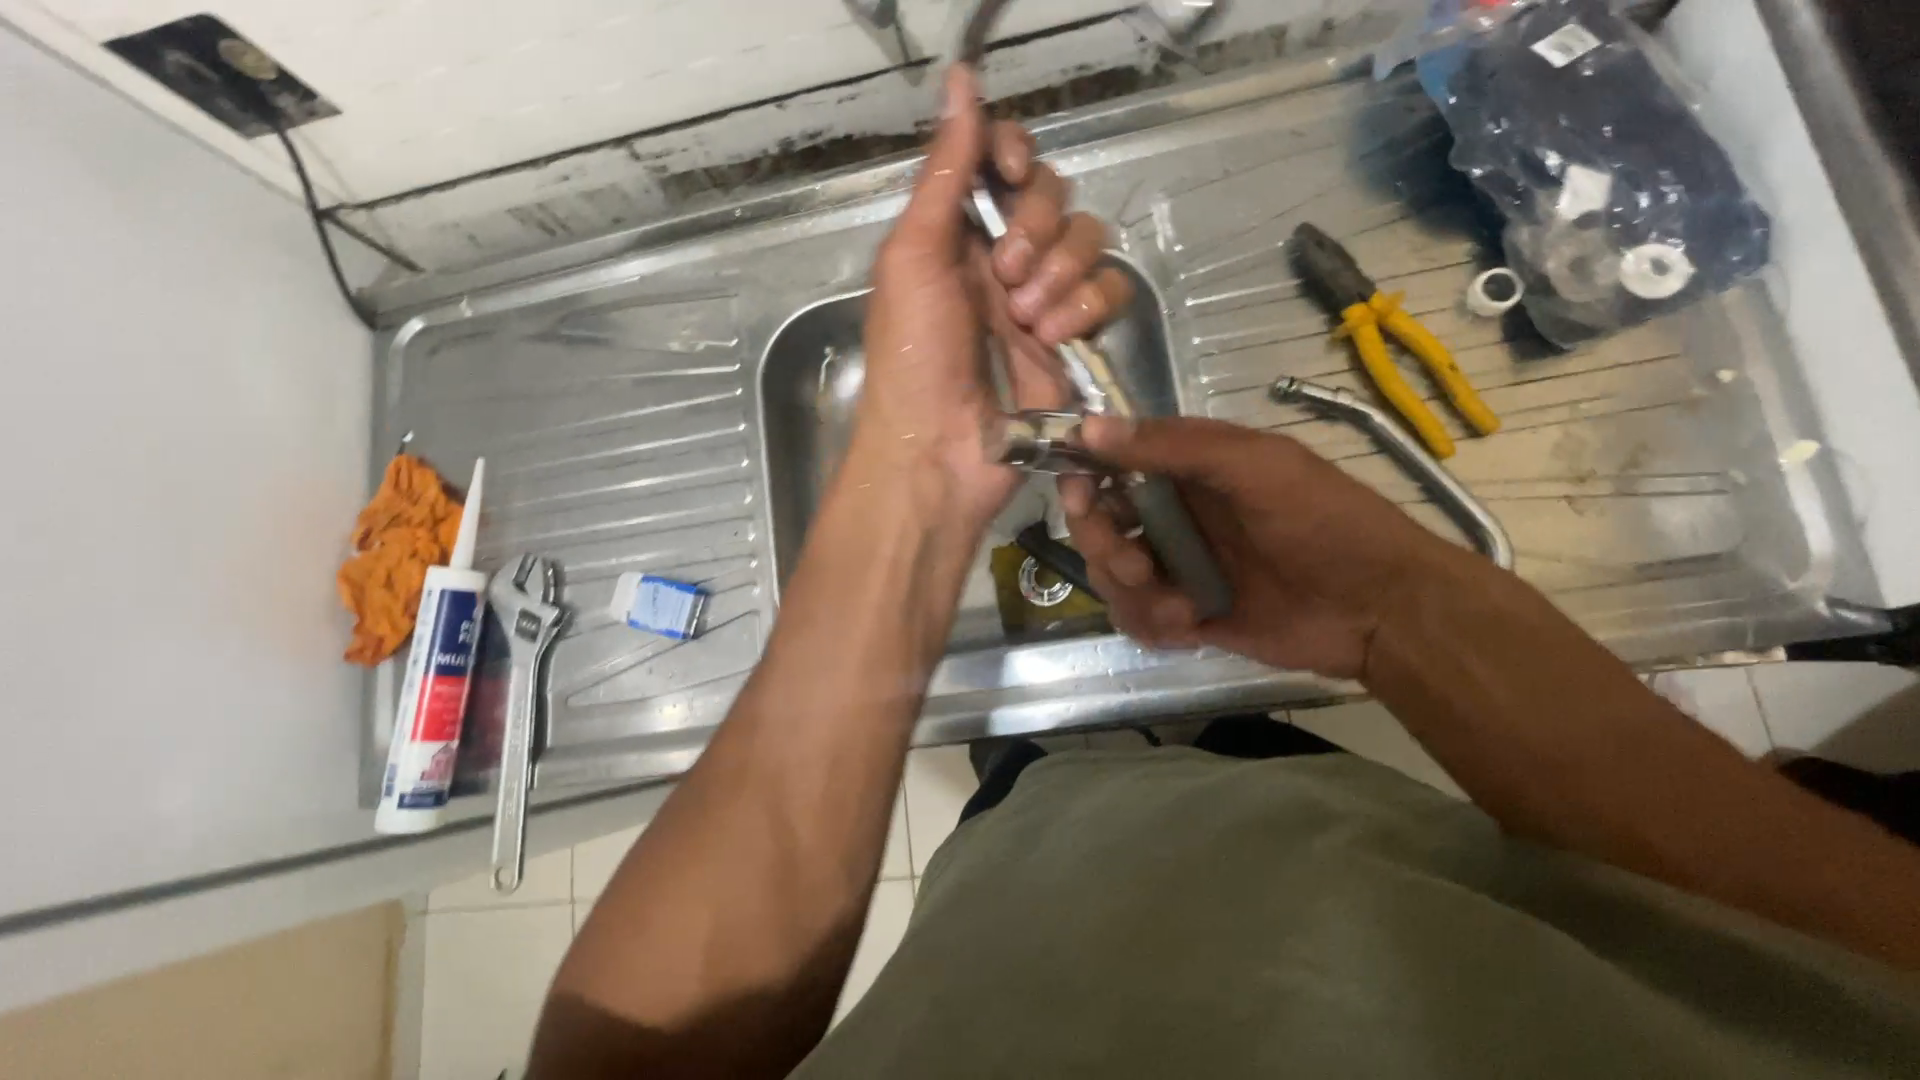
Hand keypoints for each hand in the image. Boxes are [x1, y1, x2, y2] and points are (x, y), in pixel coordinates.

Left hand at [851, 65, 1133, 529]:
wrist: (938, 451)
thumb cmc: (912, 355)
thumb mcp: (914, 256)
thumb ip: (945, 171)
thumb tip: (961, 80)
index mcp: (955, 230)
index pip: (1001, 157)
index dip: (1015, 154)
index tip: (1011, 175)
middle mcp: (1000, 255)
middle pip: (1054, 195)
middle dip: (1037, 228)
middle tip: (1005, 276)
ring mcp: (1040, 297)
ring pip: (1088, 242)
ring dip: (1061, 275)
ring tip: (1026, 321)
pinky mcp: (1074, 337)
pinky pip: (1109, 293)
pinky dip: (1086, 309)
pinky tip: (1054, 340)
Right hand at [1060, 415, 1462, 679]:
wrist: (1381, 609)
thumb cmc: (1325, 523)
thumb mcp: (1255, 468)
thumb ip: (1174, 447)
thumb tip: (1088, 429)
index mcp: (1190, 468)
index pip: (1113, 461)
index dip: (1085, 476)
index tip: (1079, 498)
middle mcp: (1177, 513)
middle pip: (1101, 522)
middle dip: (1104, 545)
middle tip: (1133, 566)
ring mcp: (1180, 565)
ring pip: (1112, 574)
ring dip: (1132, 593)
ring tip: (1180, 608)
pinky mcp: (1187, 614)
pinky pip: (1136, 617)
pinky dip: (1150, 624)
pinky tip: (1188, 627)